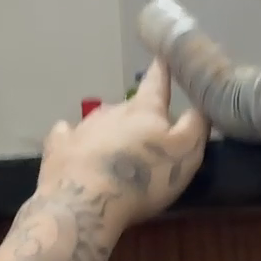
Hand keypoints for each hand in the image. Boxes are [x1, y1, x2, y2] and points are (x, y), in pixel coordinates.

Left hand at [37, 59, 209, 228]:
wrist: (85, 204)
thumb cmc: (142, 177)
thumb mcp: (185, 153)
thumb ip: (196, 125)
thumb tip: (201, 103)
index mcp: (144, 110)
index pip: (157, 83)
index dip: (162, 70)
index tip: (163, 56)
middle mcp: (111, 111)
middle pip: (128, 107)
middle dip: (138, 117)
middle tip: (145, 138)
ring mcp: (82, 127)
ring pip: (100, 121)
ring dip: (110, 131)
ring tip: (115, 151)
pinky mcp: (59, 147)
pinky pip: (68, 135)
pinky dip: (74, 138)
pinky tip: (73, 142)